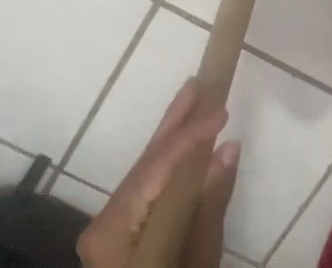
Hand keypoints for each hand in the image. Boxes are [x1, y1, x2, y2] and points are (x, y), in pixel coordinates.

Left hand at [77, 80, 240, 267]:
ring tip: (195, 98)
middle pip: (146, 162)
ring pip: (143, 172)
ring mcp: (107, 230)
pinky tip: (184, 145)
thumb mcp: (197, 258)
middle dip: (177, 122)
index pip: (159, 168)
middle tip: (202, 81)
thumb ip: (209, 203)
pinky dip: (166, 162)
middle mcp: (104, 224)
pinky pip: (144, 188)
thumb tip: (227, 148)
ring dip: (172, 136)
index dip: (191, 134)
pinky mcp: (117, 237)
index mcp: (116, 230)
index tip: (223, 107)